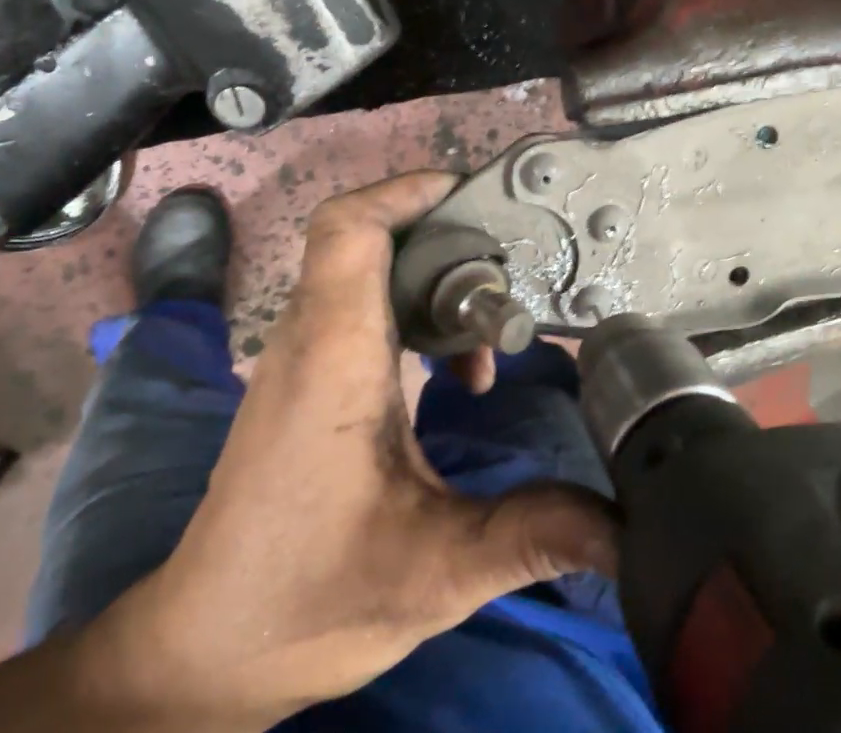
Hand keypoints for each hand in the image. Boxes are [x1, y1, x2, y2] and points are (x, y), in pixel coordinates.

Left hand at [84, 172, 618, 728]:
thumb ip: (538, 532)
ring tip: (497, 329)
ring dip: (437, 287)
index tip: (476, 194)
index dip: (408, 191)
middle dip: (450, 242)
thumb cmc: (310, 598)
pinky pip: (363, 318)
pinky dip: (418, 324)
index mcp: (334, 359)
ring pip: (368, 279)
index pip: (350, 230)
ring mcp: (301, 367)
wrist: (209, 649)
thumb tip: (631, 524)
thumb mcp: (439, 569)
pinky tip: (461, 377)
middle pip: (370, 243)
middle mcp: (309, 345)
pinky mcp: (305, 391)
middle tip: (520, 270)